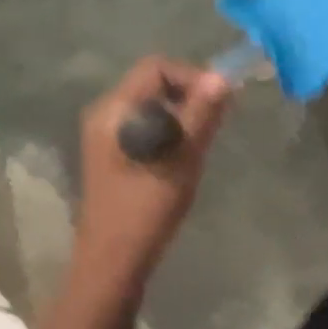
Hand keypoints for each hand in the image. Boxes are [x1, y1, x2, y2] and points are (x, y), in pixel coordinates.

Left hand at [75, 57, 231, 275]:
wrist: (113, 261)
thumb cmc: (147, 209)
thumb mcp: (182, 159)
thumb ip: (202, 115)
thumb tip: (222, 78)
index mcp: (115, 110)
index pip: (157, 68)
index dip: (193, 77)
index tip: (220, 104)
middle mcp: (105, 113)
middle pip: (154, 82)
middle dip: (191, 95)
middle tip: (216, 125)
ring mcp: (106, 133)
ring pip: (153, 104)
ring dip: (183, 115)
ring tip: (203, 143)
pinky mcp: (113, 151)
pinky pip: (147, 123)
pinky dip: (171, 129)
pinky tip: (183, 156)